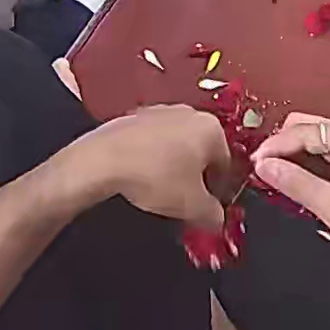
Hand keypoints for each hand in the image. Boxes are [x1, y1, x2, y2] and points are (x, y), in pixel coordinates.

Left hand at [53, 105, 229, 228]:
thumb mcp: (193, 206)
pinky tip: (142, 175)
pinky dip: (154, 157)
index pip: (225, 164)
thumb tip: (217, 219)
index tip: (207, 209)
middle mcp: (190, 112)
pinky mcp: (137, 115)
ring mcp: (161, 110)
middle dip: (196, 178)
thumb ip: (214, 215)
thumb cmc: (157, 176)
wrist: (105, 158)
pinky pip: (155, 140)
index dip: (218, 191)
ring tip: (160, 191)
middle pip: (202, 152)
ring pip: (178, 145)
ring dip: (175, 167)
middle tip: (185, 202)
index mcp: (211, 128)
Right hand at [253, 113, 329, 305]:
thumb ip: (297, 184)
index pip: (309, 131)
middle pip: (311, 129)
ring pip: (315, 143)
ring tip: (272, 178)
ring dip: (293, 157)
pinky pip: (325, 158)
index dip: (278, 144)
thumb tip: (262, 165)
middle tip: (261, 170)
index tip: (254, 163)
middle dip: (283, 146)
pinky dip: (306, 167)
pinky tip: (292, 183)